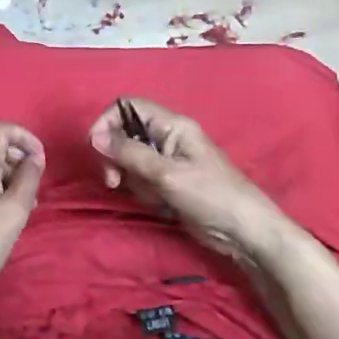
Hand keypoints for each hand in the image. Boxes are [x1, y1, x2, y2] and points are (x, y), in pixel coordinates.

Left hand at [0, 122, 45, 309]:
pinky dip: (2, 187)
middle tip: (37, 186)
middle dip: (21, 159)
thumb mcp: (17, 208)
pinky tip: (13, 211)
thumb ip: (29, 176)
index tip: (41, 159)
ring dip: (13, 175)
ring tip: (28, 203)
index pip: (1, 130)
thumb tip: (35, 157)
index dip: (25, 137)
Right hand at [88, 98, 289, 265]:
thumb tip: (95, 136)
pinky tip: (162, 207)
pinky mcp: (170, 184)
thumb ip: (130, 153)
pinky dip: (146, 194)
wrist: (244, 231)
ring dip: (134, 182)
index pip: (129, 107)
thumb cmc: (211, 196)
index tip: (96, 149)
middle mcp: (169, 138)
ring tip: (156, 198)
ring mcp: (169, 162)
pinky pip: (143, 182)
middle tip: (114, 182)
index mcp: (173, 125)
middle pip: (125, 136)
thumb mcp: (167, 174)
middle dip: (116, 159)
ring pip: (131, 163)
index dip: (108, 123)